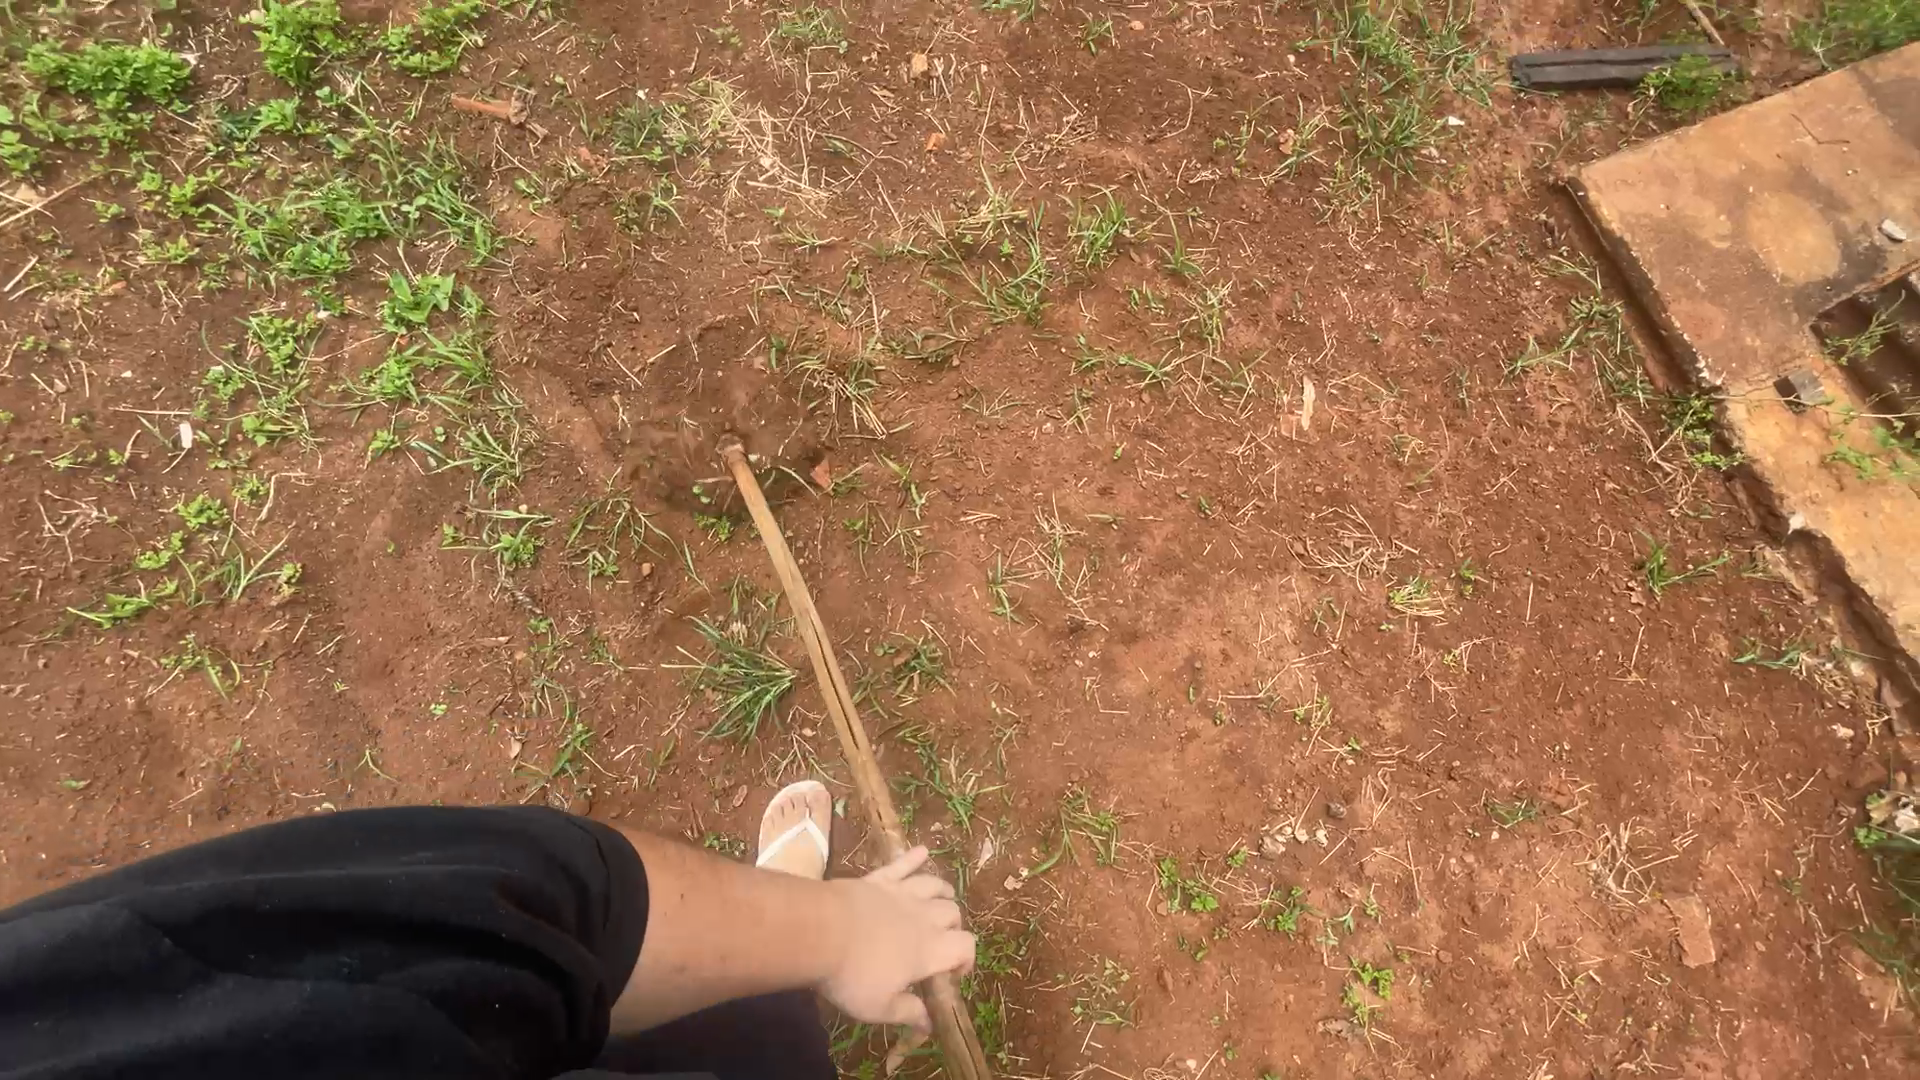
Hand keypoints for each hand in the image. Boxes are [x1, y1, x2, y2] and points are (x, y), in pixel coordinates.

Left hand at [818, 846, 974, 1031]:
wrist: (822, 931)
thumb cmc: (853, 975)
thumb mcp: (880, 1008)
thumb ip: (908, 1013)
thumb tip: (928, 1024)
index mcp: (929, 950)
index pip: (965, 946)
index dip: (967, 958)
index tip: (954, 974)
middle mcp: (923, 917)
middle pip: (952, 913)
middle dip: (953, 925)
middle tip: (941, 940)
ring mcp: (902, 893)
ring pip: (934, 885)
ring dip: (942, 892)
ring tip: (943, 898)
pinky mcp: (881, 878)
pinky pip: (903, 863)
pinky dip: (914, 857)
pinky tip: (922, 851)